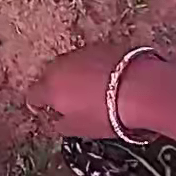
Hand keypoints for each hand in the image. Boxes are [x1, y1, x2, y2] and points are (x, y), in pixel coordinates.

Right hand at [26, 44, 169, 138]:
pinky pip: (89, 59)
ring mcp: (80, 53)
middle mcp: (60, 66)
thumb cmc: (108, 113)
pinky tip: (108, 80)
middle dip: (56, 87)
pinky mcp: (101, 46)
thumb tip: (57, 121)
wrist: (142, 88)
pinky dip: (93, 68)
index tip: (44, 109)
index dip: (38, 104)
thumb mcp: (80, 129)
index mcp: (50, 88)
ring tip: (92, 91)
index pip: (33, 95)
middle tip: (70, 102)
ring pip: (70, 65)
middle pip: (50, 76)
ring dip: (74, 76)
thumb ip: (61, 125)